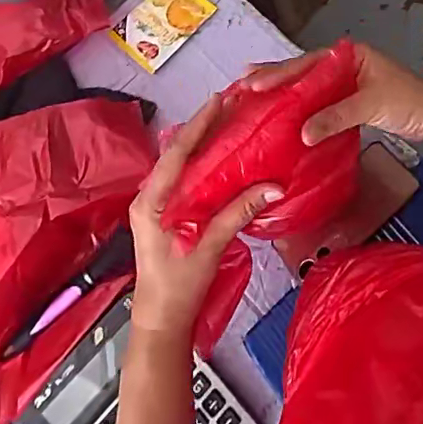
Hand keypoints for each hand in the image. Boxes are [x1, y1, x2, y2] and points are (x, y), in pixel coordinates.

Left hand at [126, 95, 280, 338]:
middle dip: (202, 127)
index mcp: (150, 202)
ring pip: (180, 165)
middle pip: (176, 153)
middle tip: (229, 104)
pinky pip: (184, 180)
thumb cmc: (177, 289)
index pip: (176, 154)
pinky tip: (221, 157)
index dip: (198, 125)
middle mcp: (148, 198)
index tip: (218, 100)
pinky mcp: (165, 215)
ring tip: (226, 121)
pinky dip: (202, 164)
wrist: (159, 323)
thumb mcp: (208, 249)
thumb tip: (274, 186)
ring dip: (202, 143)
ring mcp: (155, 206)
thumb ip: (238, 214)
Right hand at [241, 42, 422, 147]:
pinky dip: (301, 107)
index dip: (279, 72)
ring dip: (284, 92)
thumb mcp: (371, 104)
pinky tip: (284, 114)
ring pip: (308, 86)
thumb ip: (337, 116)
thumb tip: (302, 133)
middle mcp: (345, 64)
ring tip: (254, 96)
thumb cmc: (409, 102)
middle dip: (274, 77)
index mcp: (350, 54)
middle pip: (303, 71)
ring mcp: (346, 83)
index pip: (307, 62)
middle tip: (241, 84)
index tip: (253, 81)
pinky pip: (318, 102)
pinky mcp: (349, 101)